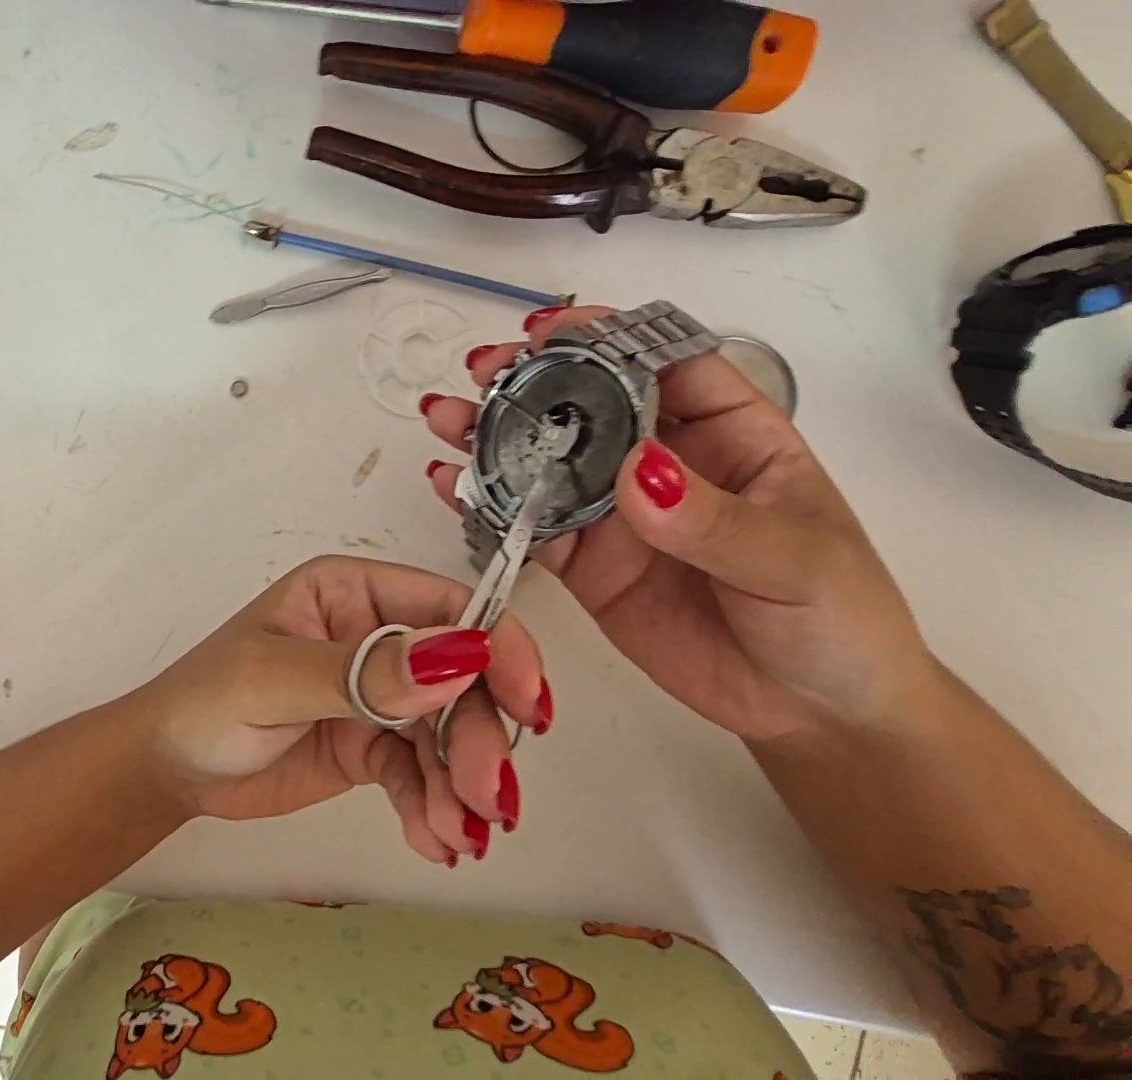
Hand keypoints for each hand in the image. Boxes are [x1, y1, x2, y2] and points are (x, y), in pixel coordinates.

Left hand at [126, 555, 547, 862]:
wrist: (169, 769)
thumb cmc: (203, 702)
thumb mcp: (272, 678)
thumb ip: (361, 671)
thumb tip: (458, 658)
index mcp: (350, 594)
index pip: (446, 607)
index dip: (497, 650)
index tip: (529, 706)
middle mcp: (373, 637)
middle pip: (459, 680)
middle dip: (478, 740)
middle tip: (487, 799)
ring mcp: (375, 696)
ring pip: (447, 735)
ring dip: (463, 786)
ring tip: (460, 835)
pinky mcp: (370, 747)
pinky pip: (420, 775)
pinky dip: (435, 809)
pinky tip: (438, 843)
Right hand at [422, 306, 931, 740]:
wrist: (806, 710)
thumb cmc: (835, 620)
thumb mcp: (796, 562)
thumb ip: (715, 520)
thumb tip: (638, 473)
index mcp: (732, 437)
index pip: (667, 366)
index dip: (610, 339)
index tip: (553, 330)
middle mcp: (664, 466)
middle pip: (588, 405)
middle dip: (532, 382)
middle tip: (482, 373)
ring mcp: (618, 516)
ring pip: (546, 462)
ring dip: (494, 437)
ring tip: (446, 419)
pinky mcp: (586, 565)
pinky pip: (529, 527)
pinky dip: (488, 505)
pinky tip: (452, 485)